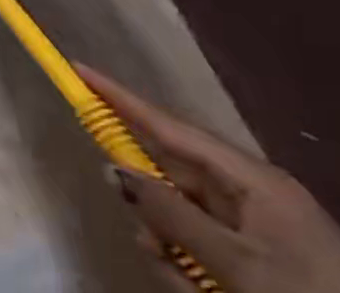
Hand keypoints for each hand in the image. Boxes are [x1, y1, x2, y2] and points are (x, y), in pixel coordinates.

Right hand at [78, 65, 339, 292]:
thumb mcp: (236, 264)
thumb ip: (170, 214)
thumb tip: (113, 169)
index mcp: (251, 180)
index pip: (169, 127)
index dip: (120, 98)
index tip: (77, 69)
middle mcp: (250, 193)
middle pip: (171, 178)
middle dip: (153, 210)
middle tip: (157, 247)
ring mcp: (258, 226)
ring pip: (181, 217)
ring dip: (173, 250)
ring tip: (193, 288)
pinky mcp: (262, 256)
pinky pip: (203, 246)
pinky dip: (192, 269)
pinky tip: (202, 292)